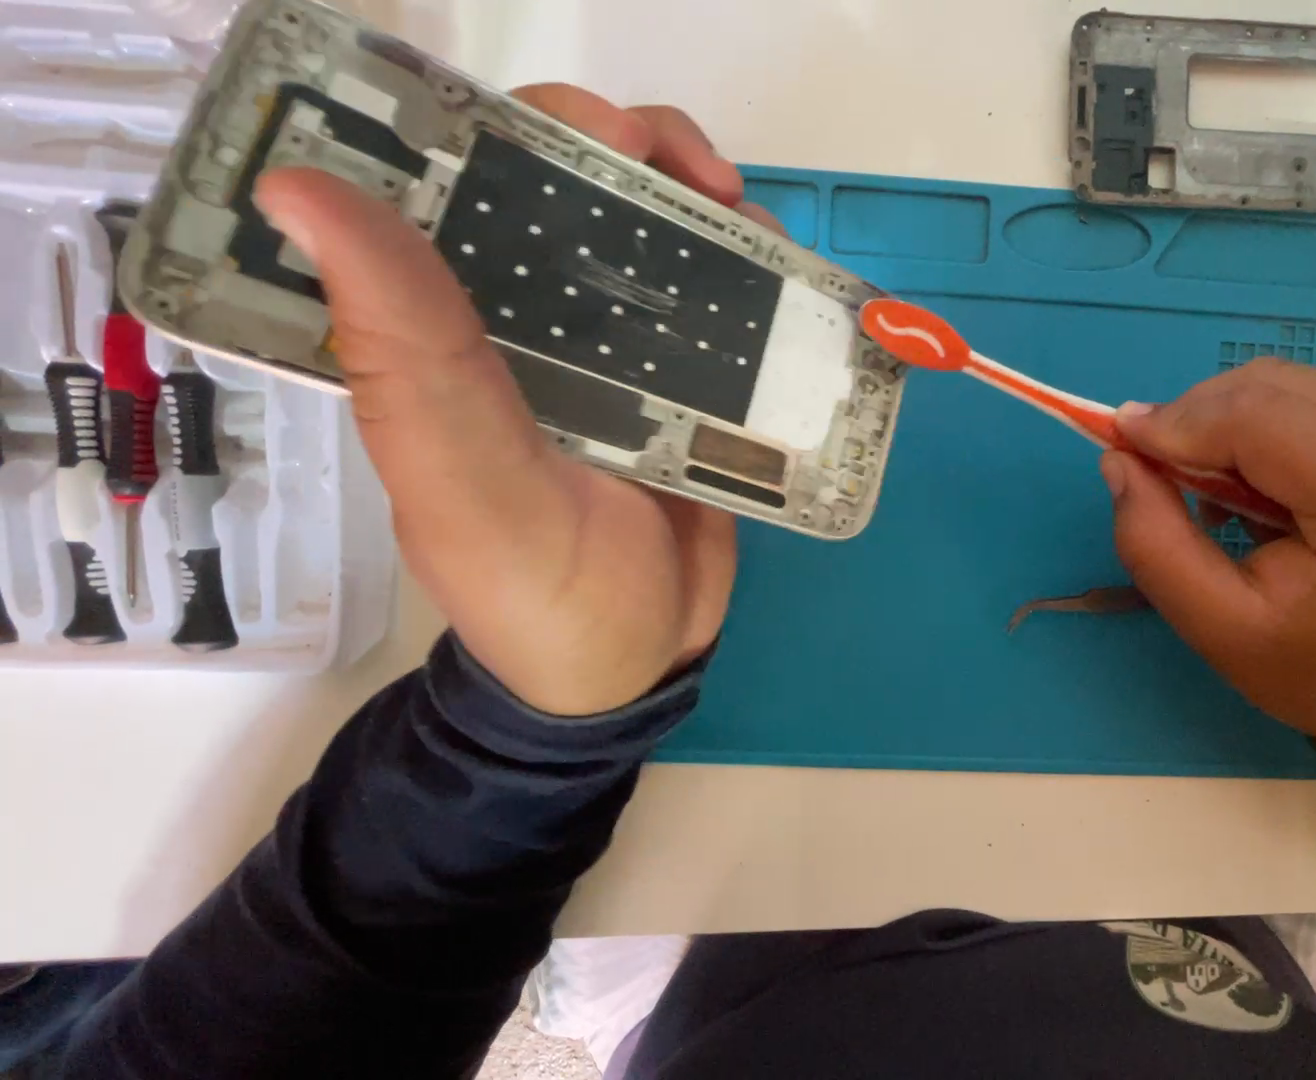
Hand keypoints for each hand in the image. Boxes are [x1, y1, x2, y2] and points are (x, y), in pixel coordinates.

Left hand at [255, 85, 773, 714]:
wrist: (634, 666)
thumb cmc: (542, 594)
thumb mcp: (471, 485)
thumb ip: (412, 357)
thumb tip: (299, 187)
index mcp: (451, 333)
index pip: (465, 186)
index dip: (526, 129)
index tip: (608, 137)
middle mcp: (530, 329)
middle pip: (580, 196)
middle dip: (643, 158)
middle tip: (710, 182)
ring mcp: (620, 361)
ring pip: (659, 246)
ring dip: (707, 212)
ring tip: (755, 229)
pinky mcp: (689, 396)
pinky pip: (719, 316)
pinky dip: (753, 284)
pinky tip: (784, 282)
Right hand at [1103, 360, 1315, 748]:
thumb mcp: (1219, 629)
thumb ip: (1154, 544)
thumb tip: (1118, 459)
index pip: (1259, 416)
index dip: (1179, 421)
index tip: (1122, 446)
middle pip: (1274, 388)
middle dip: (1197, 420)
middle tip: (1161, 477)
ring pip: (1292, 387)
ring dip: (1229, 425)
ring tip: (1212, 493)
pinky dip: (1265, 432)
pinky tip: (1257, 488)